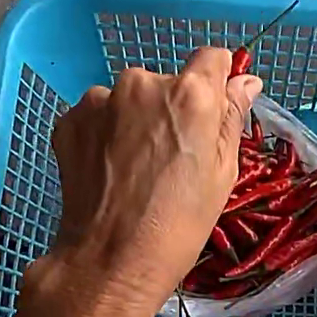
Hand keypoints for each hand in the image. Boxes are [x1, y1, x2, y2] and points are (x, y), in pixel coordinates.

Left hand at [27, 48, 261, 316]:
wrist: (113, 258)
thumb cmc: (183, 221)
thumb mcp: (224, 170)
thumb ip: (232, 116)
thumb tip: (246, 80)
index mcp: (191, 94)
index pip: (212, 58)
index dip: (218, 81)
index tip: (215, 110)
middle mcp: (142, 82)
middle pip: (169, 81)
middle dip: (175, 107)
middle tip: (176, 155)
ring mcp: (99, 99)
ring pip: (132, 99)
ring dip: (139, 120)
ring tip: (140, 167)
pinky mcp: (69, 119)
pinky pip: (101, 115)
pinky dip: (109, 134)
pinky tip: (114, 170)